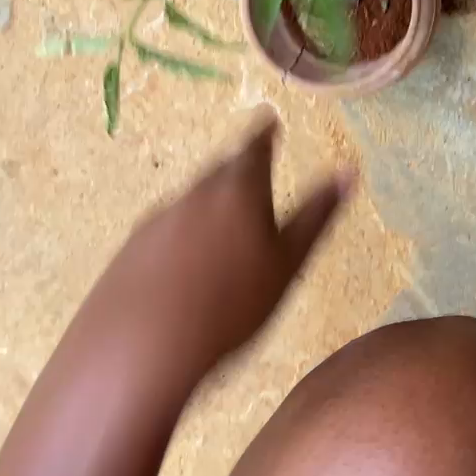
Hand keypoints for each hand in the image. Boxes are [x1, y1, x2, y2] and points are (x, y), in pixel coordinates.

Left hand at [76, 108, 351, 374]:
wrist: (133, 356)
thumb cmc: (230, 306)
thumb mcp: (288, 262)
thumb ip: (317, 214)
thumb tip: (349, 170)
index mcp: (238, 189)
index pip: (255, 147)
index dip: (265, 133)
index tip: (270, 119)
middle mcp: (194, 194)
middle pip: (221, 169)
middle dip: (239, 165)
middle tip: (254, 165)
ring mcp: (155, 223)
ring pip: (192, 199)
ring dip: (211, 200)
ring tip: (227, 220)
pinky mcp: (126, 254)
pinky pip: (166, 230)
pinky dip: (184, 232)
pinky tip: (188, 264)